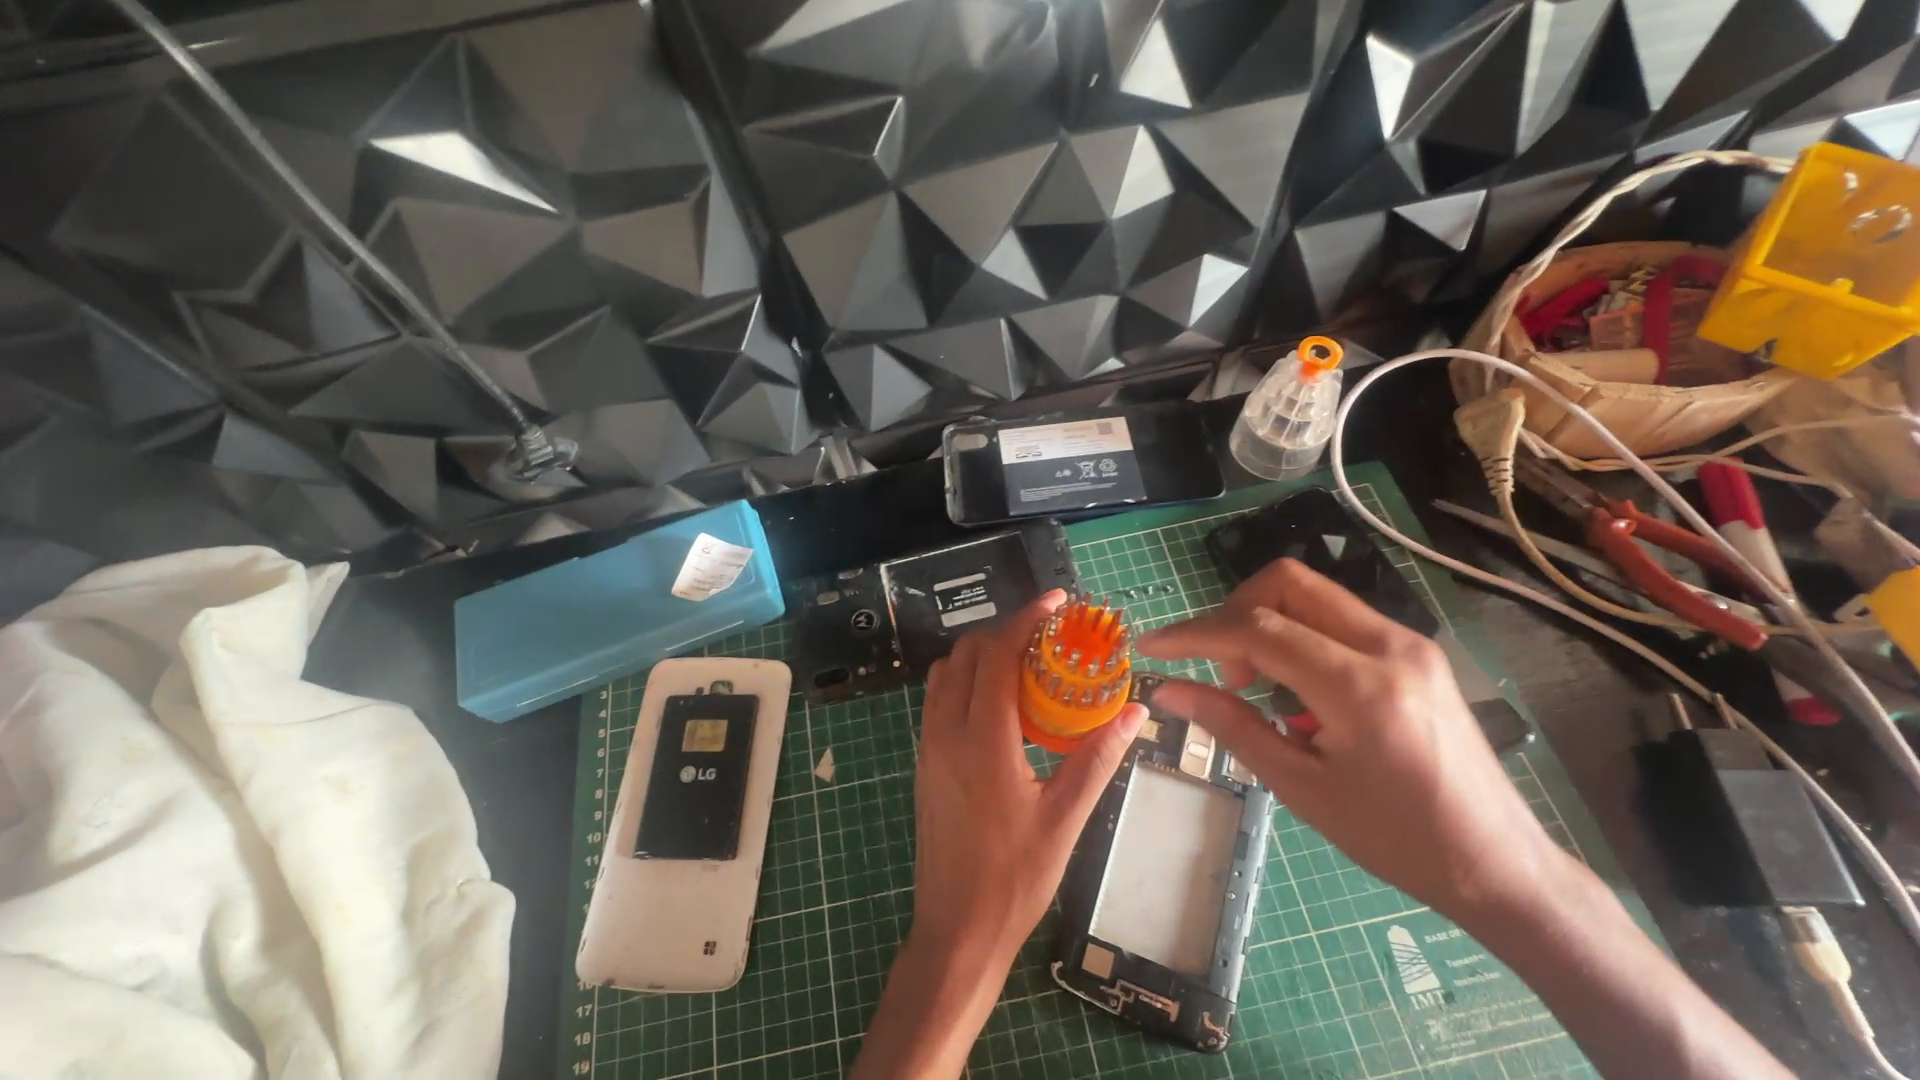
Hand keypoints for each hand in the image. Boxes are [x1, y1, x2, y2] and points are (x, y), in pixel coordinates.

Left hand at [913, 589, 1147, 961]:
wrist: (956, 929)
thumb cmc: (1015, 879)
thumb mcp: (1065, 818)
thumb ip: (1097, 758)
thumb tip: (1136, 711)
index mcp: (982, 741)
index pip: (998, 656)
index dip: (1027, 619)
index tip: (1057, 600)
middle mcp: (945, 733)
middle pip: (967, 654)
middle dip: (1007, 631)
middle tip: (1050, 634)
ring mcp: (928, 747)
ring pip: (946, 674)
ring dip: (982, 654)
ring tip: (1028, 662)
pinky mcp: (924, 763)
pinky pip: (939, 700)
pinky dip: (966, 681)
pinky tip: (1002, 703)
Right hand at [1136, 559, 1564, 922]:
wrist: (1498, 862)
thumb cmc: (1396, 839)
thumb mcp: (1301, 787)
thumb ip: (1230, 725)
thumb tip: (1168, 691)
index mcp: (1361, 687)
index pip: (1258, 630)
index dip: (1194, 633)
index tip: (1151, 647)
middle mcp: (1391, 645)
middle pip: (1288, 582)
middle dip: (1233, 611)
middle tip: (1223, 670)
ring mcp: (1410, 642)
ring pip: (1314, 593)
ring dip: (1265, 621)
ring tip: (1256, 682)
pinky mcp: (1416, 651)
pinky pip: (1338, 618)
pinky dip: (1298, 634)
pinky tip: (1295, 688)